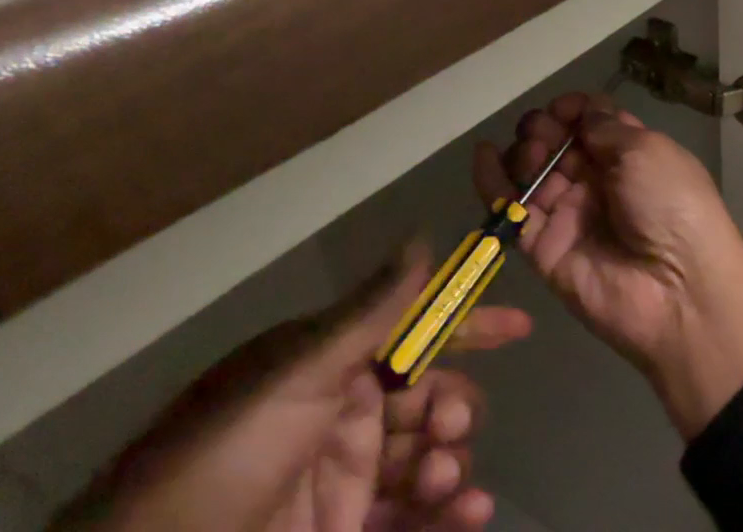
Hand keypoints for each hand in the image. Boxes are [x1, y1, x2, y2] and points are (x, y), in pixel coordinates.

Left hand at [61, 249, 529, 531]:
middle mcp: (343, 415)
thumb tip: (421, 238)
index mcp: (330, 366)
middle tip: (450, 428)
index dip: (467, 327)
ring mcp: (344, 480)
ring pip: (427, 457)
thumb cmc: (223, 457)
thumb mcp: (296, 374)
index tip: (520, 329)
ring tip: (444, 479)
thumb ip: (369, 313)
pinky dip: (449, 514)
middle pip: (429, 399)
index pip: (412, 333)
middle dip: (457, 407)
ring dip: (452, 461)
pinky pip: (413, 517)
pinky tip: (470, 512)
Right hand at [473, 94, 742, 438]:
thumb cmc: (672, 206)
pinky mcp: (543, 247)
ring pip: (533, 172)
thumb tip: (583, 117)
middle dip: (545, 128)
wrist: (678, 290)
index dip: (575, 110)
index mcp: (631, 157)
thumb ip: (607, 130)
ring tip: (533, 154)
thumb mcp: (648, 152)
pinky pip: (512, 210)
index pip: (593, 123)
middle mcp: (598, 183)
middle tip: (544, 132)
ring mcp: (569, 215)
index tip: (563, 108)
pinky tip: (482, 153)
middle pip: (558, 145)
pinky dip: (491, 181)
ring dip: (525, 151)